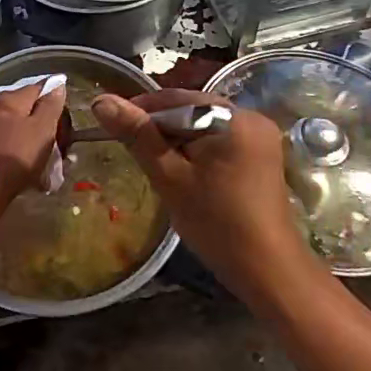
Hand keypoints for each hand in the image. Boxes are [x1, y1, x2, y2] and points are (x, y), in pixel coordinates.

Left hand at [0, 80, 65, 226]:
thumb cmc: (14, 159)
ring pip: (17, 129)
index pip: (40, 88)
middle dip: (46, 128)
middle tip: (60, 151)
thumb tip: (57, 82)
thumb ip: (51, 105)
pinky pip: (5, 144)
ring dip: (34, 144)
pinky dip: (19, 154)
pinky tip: (27, 173)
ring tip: (46, 168)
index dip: (58, 104)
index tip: (67, 126)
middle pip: (28, 110)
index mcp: (9, 98)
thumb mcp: (42, 130)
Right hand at [92, 90, 316, 297]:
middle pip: (191, 110)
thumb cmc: (217, 223)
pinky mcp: (261, 154)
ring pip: (203, 125)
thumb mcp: (170, 177)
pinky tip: (185, 173)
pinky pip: (219, 139)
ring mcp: (259, 136)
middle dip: (160, 128)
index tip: (114, 129)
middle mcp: (250, 117)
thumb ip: (137, 135)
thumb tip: (101, 101)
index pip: (175, 99)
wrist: (268, 270)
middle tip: (135, 154)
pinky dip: (198, 150)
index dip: (141, 111)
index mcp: (231, 118)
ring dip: (177, 140)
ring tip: (158, 166)